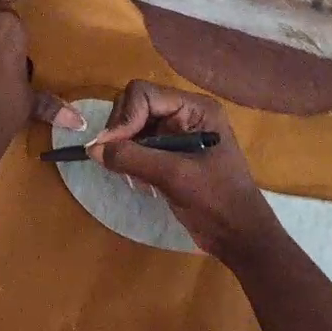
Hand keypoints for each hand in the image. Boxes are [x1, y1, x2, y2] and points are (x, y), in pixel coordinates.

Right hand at [88, 80, 279, 263]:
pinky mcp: (169, 152)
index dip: (124, 117)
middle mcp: (184, 113)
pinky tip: (139, 181)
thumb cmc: (217, 202)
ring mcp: (176, 133)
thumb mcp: (174, 176)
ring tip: (132, 176)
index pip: (144, 94)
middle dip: (122, 133)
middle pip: (135, 106)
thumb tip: (93, 148)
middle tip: (118, 162)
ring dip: (125, 149)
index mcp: (196, 109)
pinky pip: (137, 144)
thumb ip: (133, 158)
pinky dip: (130, 160)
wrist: (239, 236)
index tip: (111, 147)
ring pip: (132, 126)